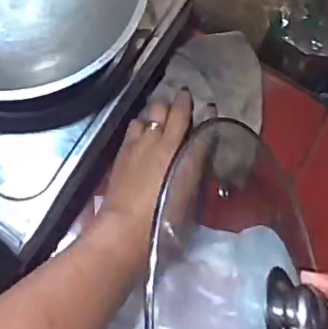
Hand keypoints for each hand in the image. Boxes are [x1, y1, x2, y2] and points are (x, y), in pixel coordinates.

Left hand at [96, 90, 193, 243]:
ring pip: (147, 115)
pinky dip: (141, 124)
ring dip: (155, 113)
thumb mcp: (190, 194)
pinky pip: (134, 126)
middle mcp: (158, 141)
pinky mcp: (121, 150)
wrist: (127, 226)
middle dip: (174, 104)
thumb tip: (200, 150)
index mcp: (178, 151)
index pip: (189, 121)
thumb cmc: (165, 218)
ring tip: (161, 116)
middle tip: (181, 103)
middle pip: (165, 110)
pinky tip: (142, 129)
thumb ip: (195, 167)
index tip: (206, 104)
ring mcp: (136, 143)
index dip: (197, 110)